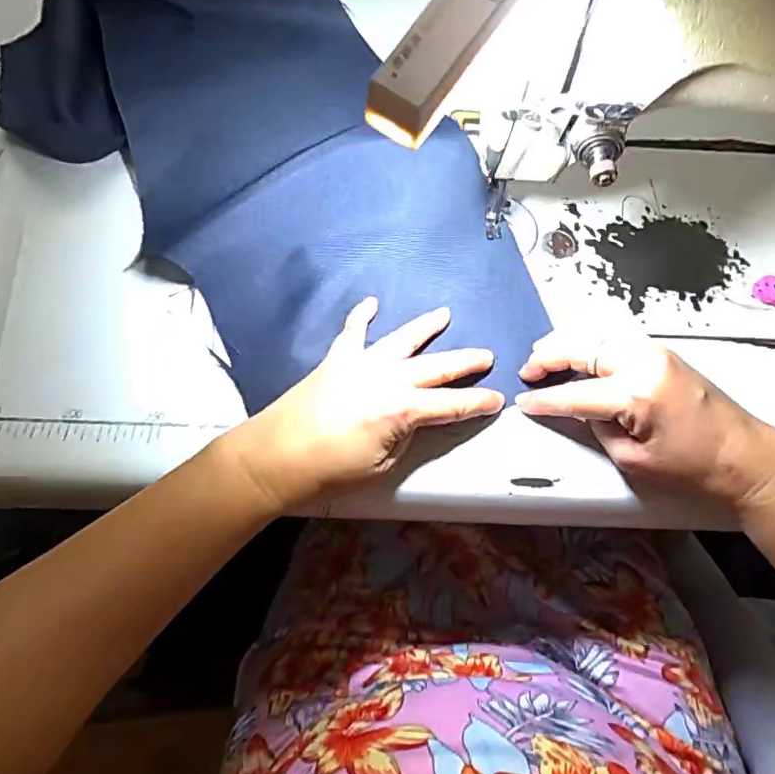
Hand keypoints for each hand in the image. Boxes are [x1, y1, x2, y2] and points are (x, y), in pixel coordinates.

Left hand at [221, 298, 504, 513]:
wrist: (277, 456)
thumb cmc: (330, 469)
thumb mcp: (382, 463)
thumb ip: (405, 435)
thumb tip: (414, 418)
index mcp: (402, 410)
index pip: (452, 405)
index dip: (478, 404)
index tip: (497, 401)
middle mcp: (387, 379)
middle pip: (437, 366)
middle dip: (466, 362)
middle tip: (486, 356)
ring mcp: (362, 364)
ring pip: (402, 339)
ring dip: (426, 327)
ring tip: (444, 314)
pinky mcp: (337, 360)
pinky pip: (353, 332)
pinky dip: (362, 316)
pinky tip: (371, 303)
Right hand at [514, 328, 774, 515]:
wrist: (746, 456)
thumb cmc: (693, 467)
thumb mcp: (633, 459)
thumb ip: (598, 428)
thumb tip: (578, 408)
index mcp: (635, 394)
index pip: (575, 393)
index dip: (545, 399)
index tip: (523, 402)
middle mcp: (643, 362)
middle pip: (582, 349)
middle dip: (549, 357)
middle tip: (528, 371)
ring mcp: (655, 352)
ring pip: (597, 336)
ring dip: (568, 345)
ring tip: (546, 359)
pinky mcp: (663, 352)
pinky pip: (615, 339)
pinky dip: (590, 344)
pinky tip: (579, 356)